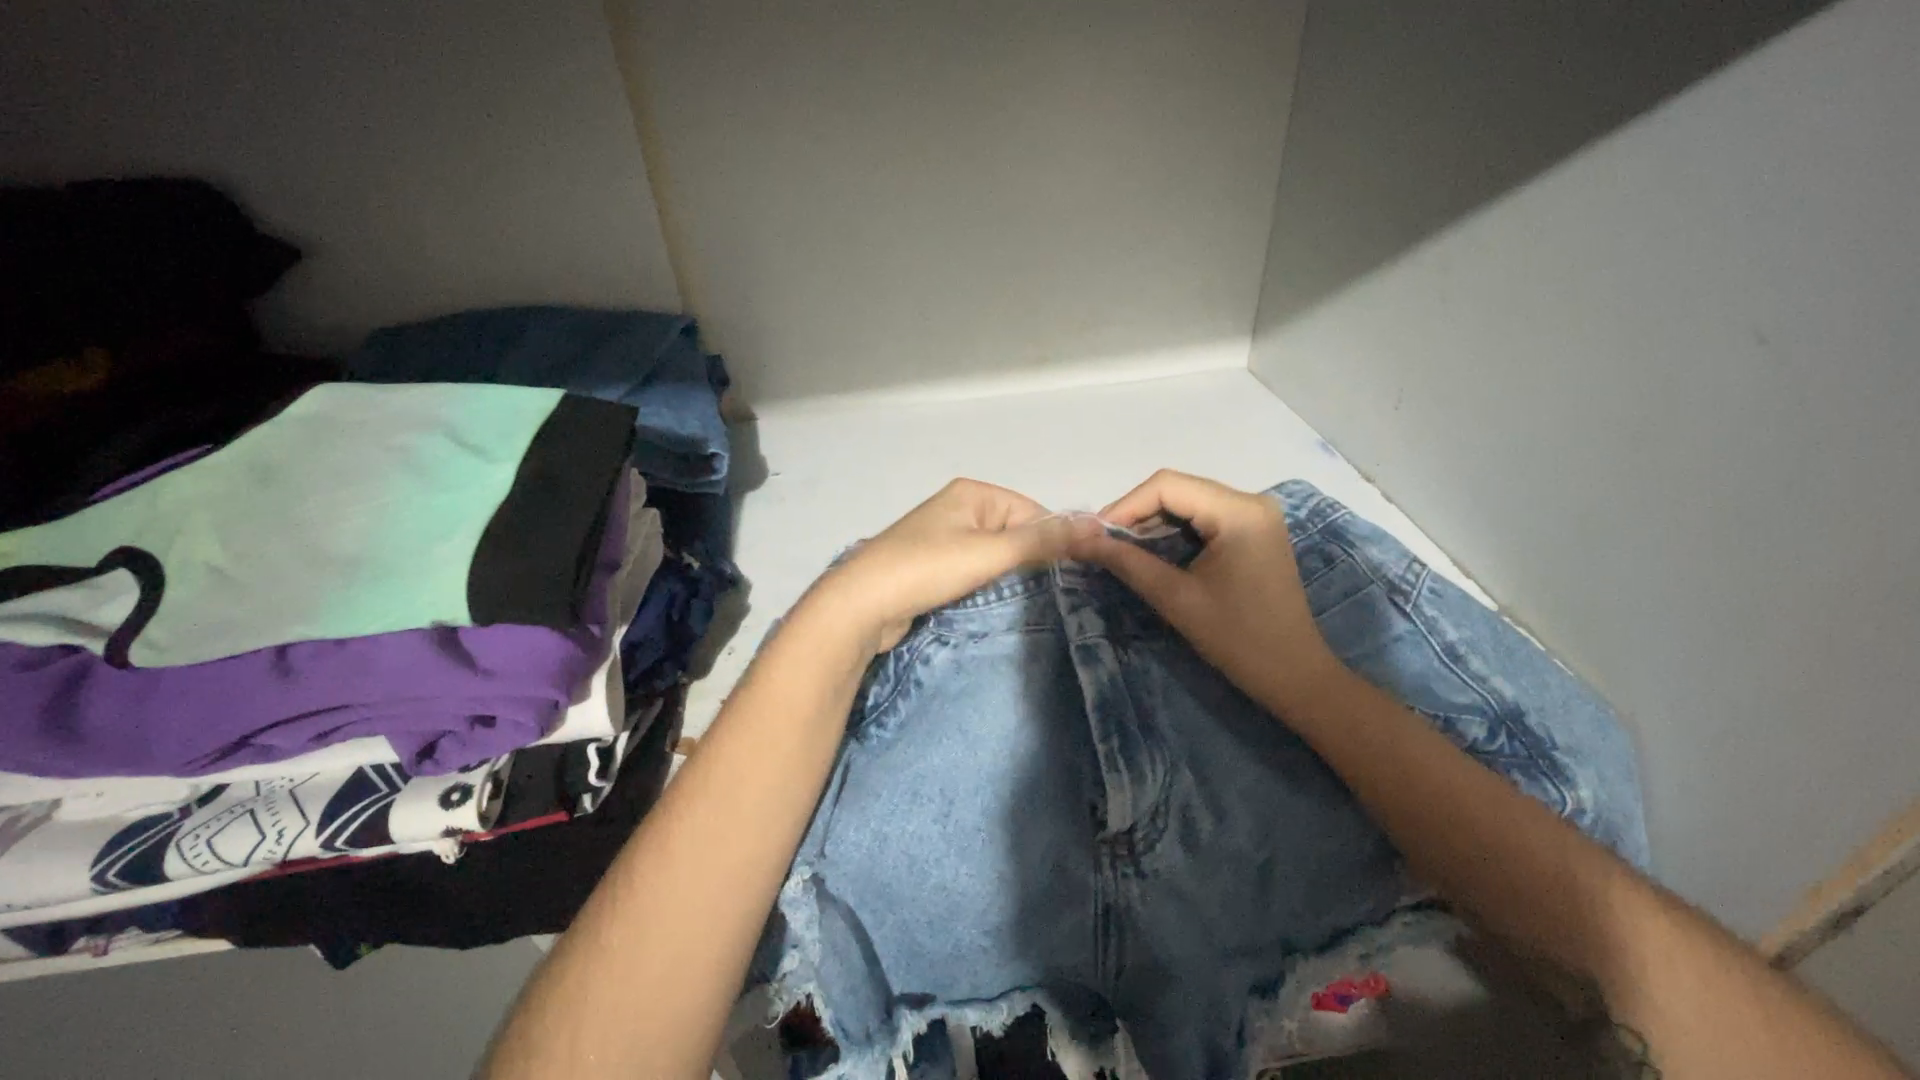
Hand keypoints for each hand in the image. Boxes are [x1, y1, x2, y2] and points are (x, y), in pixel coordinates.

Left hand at [801, 478, 1090, 653]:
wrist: (861, 605)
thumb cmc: (926, 569)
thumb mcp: (990, 553)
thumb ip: (1043, 541)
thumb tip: (1097, 523)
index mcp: (973, 493)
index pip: (1033, 512)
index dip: (1055, 542)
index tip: (1073, 577)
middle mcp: (959, 509)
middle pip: (1015, 533)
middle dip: (1033, 562)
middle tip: (1054, 596)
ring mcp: (943, 539)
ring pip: (995, 557)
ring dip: (1010, 578)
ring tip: (1028, 605)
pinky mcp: (932, 569)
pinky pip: (974, 573)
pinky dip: (987, 587)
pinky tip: (997, 608)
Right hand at [1069, 469, 1346, 714]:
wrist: (1294, 674)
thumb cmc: (1238, 639)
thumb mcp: (1176, 598)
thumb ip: (1126, 562)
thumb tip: (1077, 539)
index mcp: (1239, 511)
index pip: (1167, 486)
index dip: (1124, 506)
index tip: (1093, 536)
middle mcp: (1251, 502)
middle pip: (1178, 489)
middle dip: (1135, 514)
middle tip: (1101, 545)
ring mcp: (1256, 516)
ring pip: (1188, 503)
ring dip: (1151, 523)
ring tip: (1120, 550)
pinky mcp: (1254, 532)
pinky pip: (1204, 518)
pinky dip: (1173, 531)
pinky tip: (1152, 553)